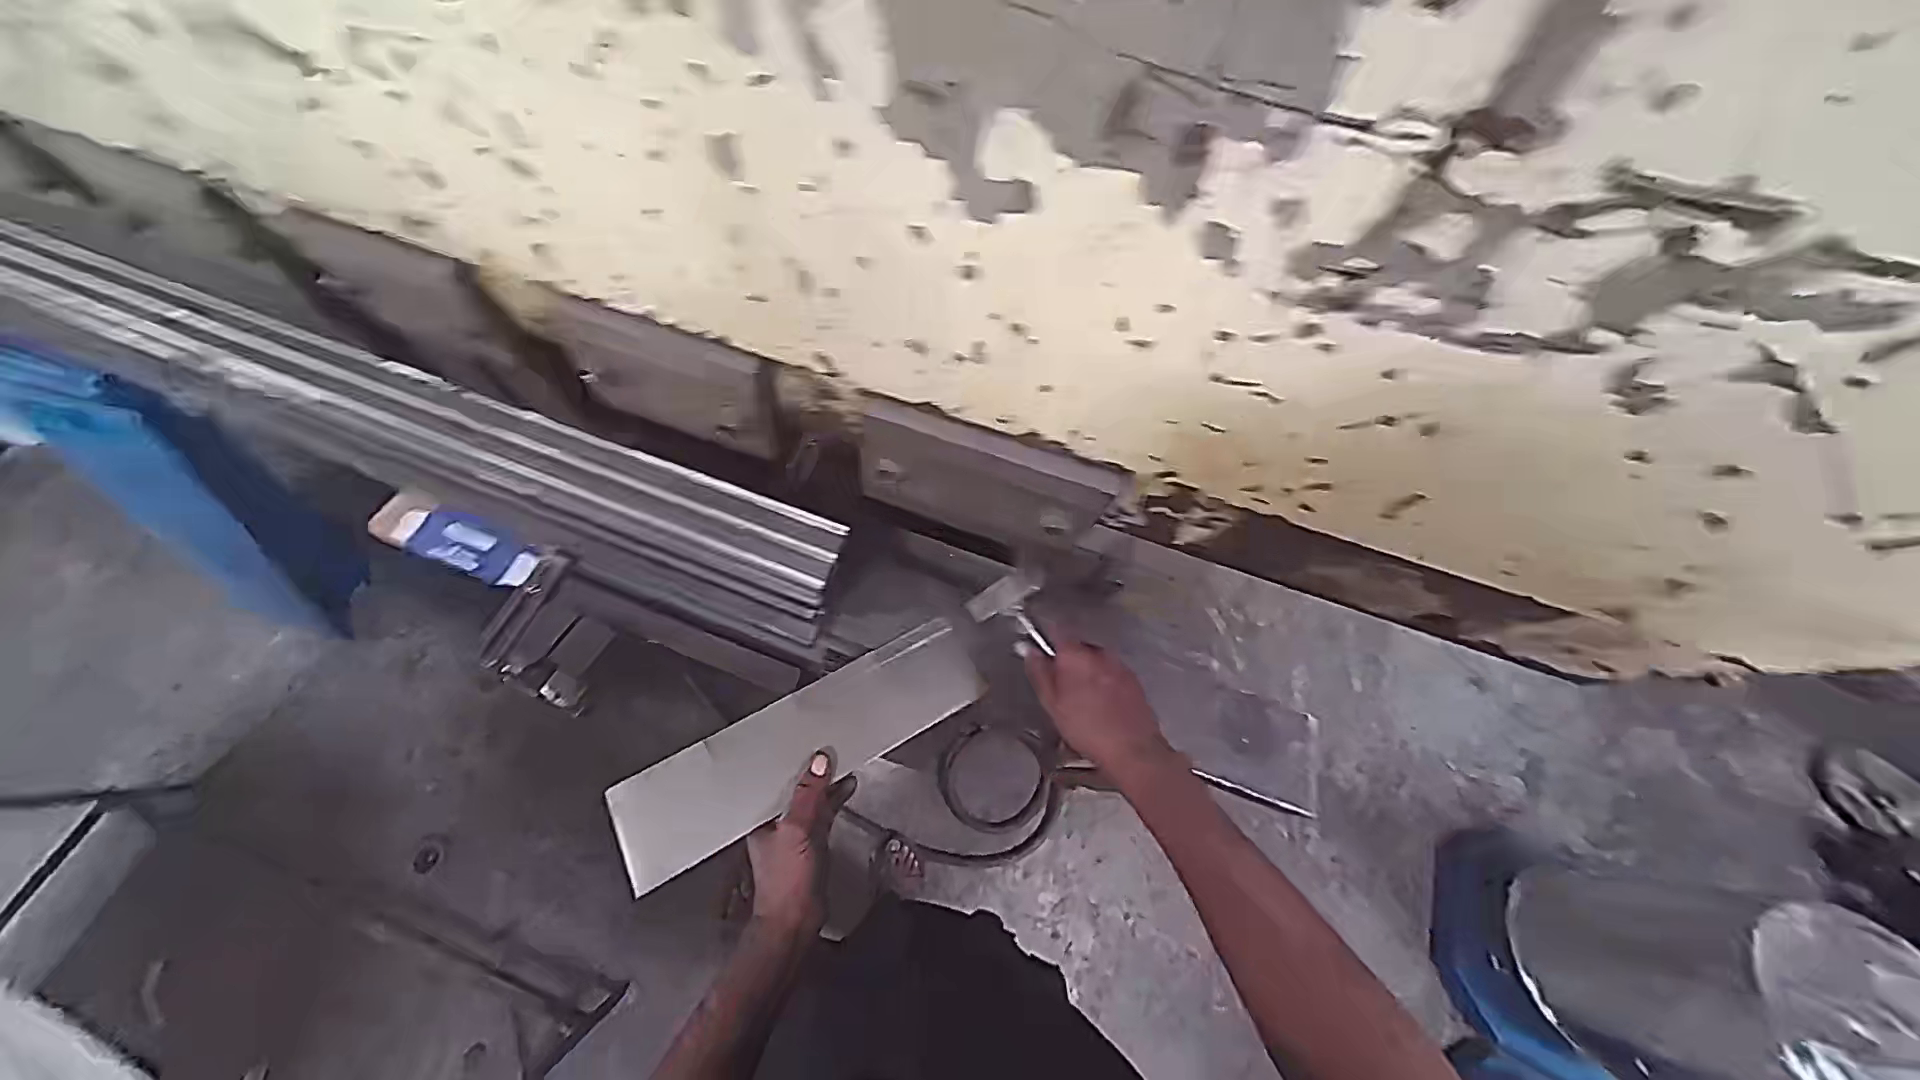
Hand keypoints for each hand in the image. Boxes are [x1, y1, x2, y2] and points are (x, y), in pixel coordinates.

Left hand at [746, 750, 854, 937]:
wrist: (795, 921)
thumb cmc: (787, 881)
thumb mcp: (797, 829)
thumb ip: (808, 795)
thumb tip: (819, 761)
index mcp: (762, 816)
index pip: (776, 779)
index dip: (792, 761)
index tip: (809, 742)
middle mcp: (775, 822)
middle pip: (795, 787)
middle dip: (812, 770)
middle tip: (831, 747)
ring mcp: (794, 833)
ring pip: (811, 798)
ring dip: (826, 783)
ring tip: (843, 762)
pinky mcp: (811, 842)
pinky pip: (823, 812)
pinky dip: (835, 798)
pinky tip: (847, 787)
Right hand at [1023, 634, 1178, 780]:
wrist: (1132, 749)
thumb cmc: (1087, 728)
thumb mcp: (1052, 704)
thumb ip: (1039, 673)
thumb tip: (1032, 653)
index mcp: (1075, 655)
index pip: (1057, 631)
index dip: (1046, 639)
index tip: (1041, 652)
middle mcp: (1099, 653)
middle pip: (1077, 647)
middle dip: (1068, 661)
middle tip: (1061, 688)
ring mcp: (1119, 665)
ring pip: (1095, 661)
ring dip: (1087, 673)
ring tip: (1083, 702)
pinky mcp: (1133, 679)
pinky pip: (1111, 673)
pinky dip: (1104, 683)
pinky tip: (1101, 707)